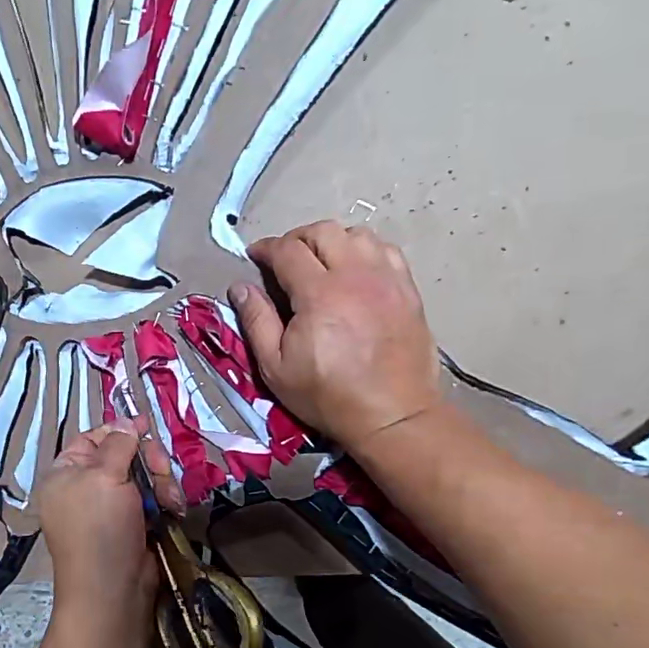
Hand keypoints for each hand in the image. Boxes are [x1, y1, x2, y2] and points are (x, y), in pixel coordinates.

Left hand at [35, 419, 180, 636]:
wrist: (112, 590)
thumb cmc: (100, 528)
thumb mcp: (104, 476)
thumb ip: (118, 444)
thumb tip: (126, 422)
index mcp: (66, 472)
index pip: (93, 437)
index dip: (119, 430)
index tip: (146, 427)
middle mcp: (85, 487)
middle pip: (123, 455)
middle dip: (148, 460)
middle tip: (162, 471)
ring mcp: (110, 508)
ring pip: (143, 476)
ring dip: (161, 482)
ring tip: (170, 499)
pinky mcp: (132, 524)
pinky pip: (151, 499)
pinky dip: (164, 501)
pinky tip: (173, 509)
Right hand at [228, 220, 443, 451]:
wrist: (392, 415)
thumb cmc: (327, 396)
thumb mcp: (276, 368)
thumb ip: (256, 322)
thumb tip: (240, 288)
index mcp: (319, 294)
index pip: (288, 251)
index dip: (266, 249)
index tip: (254, 256)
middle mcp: (355, 276)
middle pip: (323, 231)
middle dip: (297, 238)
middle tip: (284, 258)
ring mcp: (387, 280)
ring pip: (357, 235)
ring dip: (332, 241)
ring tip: (320, 262)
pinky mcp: (408, 290)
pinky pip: (386, 251)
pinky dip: (364, 251)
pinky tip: (355, 271)